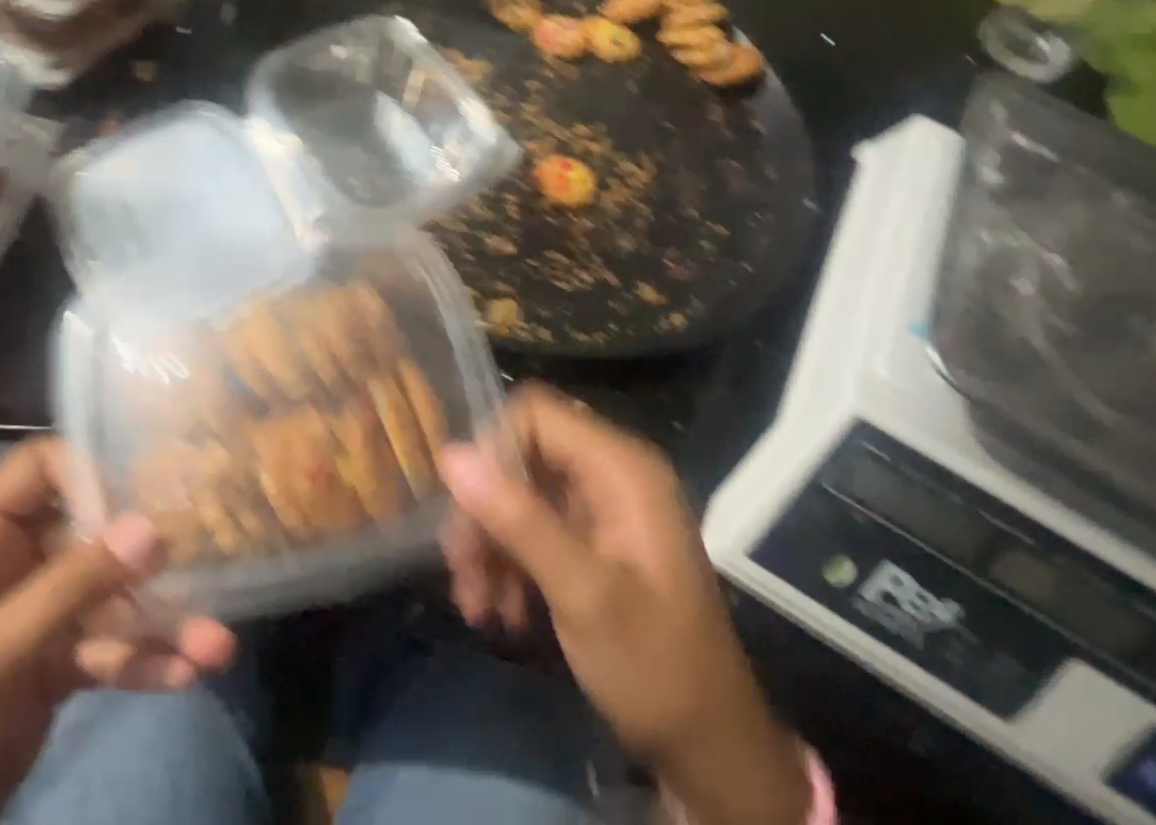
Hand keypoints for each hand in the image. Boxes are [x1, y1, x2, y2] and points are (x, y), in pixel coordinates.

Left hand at [0, 438, 236, 824]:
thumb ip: (69, 588)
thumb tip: (152, 525)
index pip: (41, 470)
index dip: (95, 469)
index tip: (156, 492)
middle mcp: (14, 567)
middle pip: (94, 536)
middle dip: (152, 556)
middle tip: (216, 562)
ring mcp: (37, 619)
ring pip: (112, 599)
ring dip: (163, 618)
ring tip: (218, 645)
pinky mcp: (56, 667)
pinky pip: (111, 649)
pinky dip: (146, 661)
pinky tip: (186, 676)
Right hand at [440, 385, 808, 824]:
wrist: (705, 741)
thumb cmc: (652, 663)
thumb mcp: (581, 591)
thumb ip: (518, 519)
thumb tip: (450, 454)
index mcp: (622, 470)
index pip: (536, 415)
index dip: (491, 451)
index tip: (464, 509)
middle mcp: (610, 478)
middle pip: (520, 459)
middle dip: (482, 513)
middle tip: (460, 570)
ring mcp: (600, 513)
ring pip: (517, 499)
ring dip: (488, 548)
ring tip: (476, 605)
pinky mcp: (590, 546)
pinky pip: (531, 533)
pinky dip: (507, 567)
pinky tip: (499, 613)